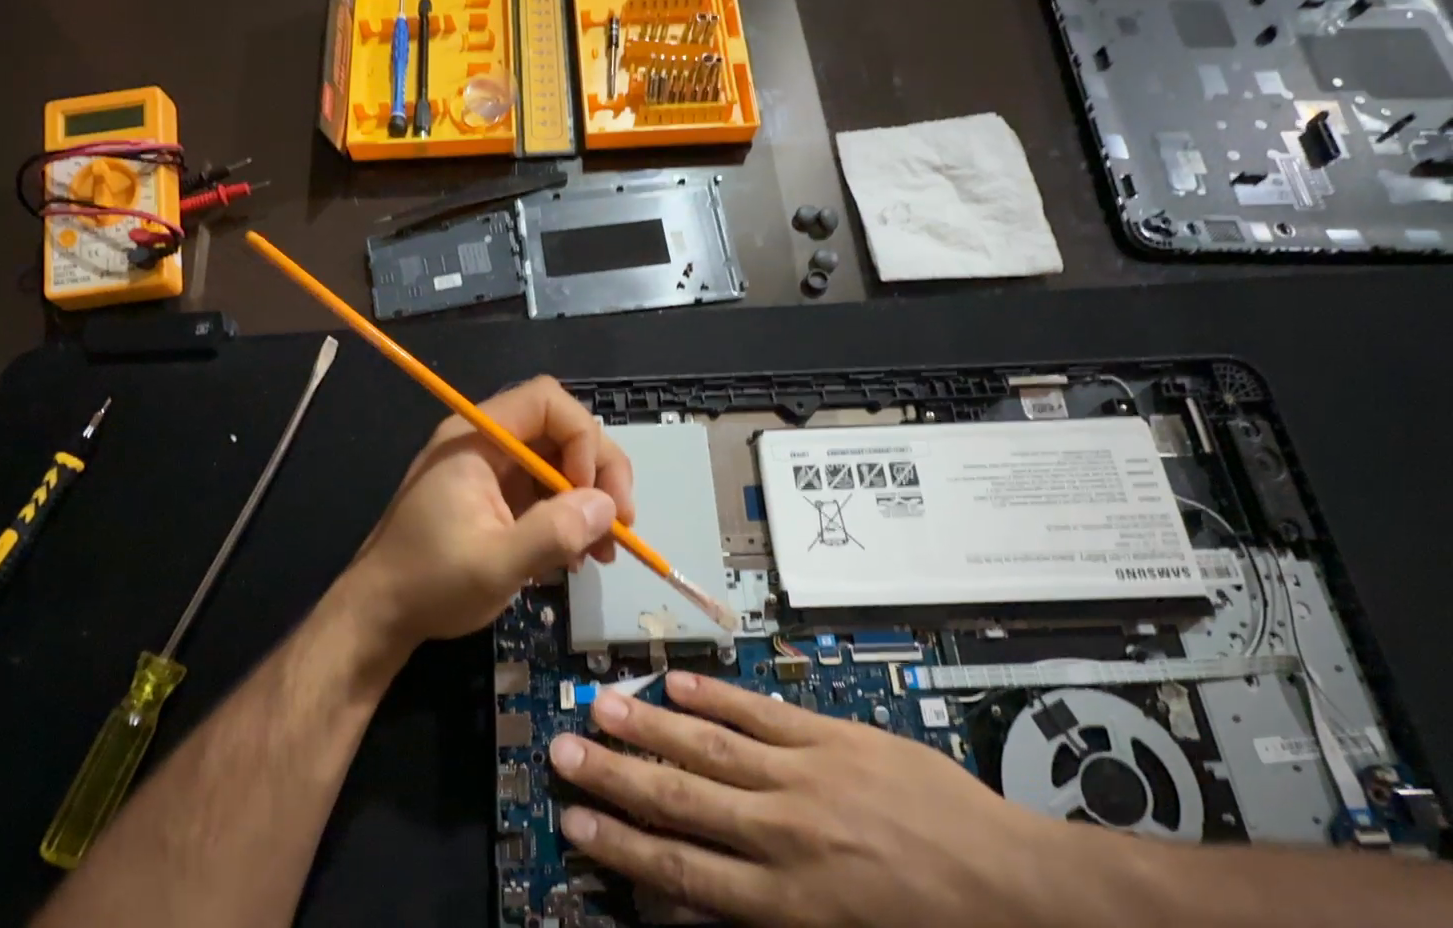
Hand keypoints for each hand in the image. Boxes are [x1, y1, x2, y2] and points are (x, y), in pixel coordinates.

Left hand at [341, 376, 635, 648]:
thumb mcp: (496, 564)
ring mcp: (490, 473)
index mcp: (475, 440)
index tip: (592, 493)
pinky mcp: (495, 501)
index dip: (581, 439)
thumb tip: (607, 507)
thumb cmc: (429, 584)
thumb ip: (554, 532)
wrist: (380, 615)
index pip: (546, 401)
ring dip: (589, 502)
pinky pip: (545, 493)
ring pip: (559, 464)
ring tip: (604, 552)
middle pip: (561, 431)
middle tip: (619, 525)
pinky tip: (578, 557)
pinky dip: (569, 519)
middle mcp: (485, 445)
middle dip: (597, 474)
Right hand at [549, 672, 1098, 927]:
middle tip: (565, 751)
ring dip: (652, 725)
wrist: (1019, 891)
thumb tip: (690, 899)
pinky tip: (679, 681)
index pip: (679, 867)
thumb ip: (762, 916)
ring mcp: (807, 777)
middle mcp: (783, 834)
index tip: (574, 823)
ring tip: (602, 704)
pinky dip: (718, 695)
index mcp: (786, 900)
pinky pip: (764, 713)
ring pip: (712, 746)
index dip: (619, 845)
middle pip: (680, 799)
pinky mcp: (834, 739)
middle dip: (615, 775)